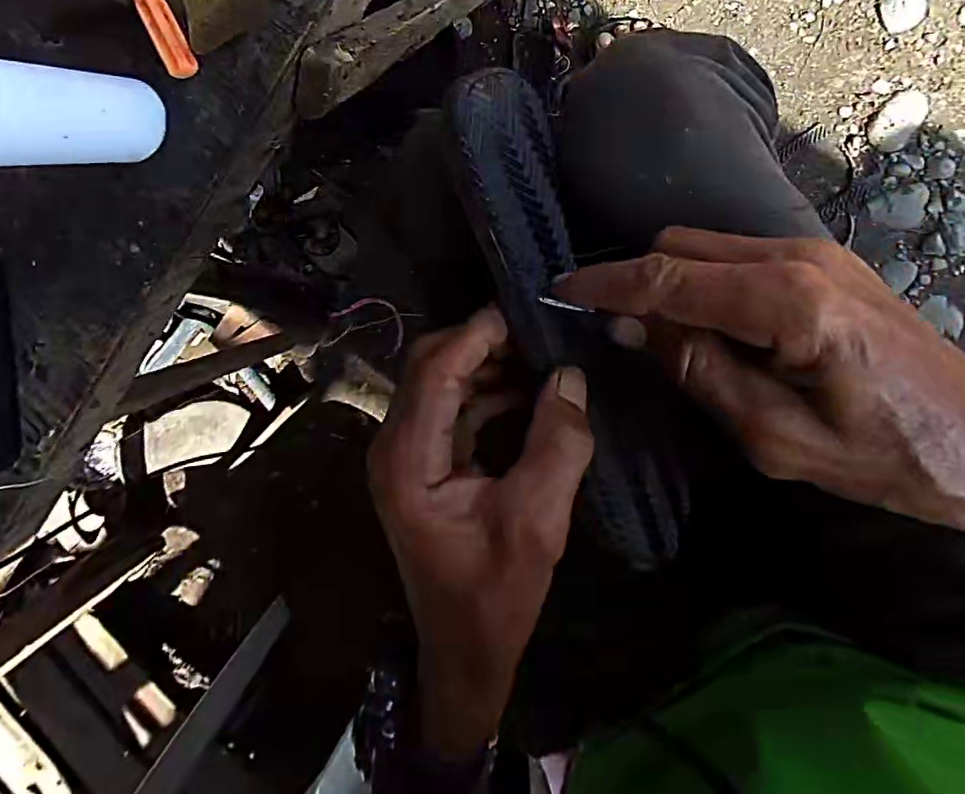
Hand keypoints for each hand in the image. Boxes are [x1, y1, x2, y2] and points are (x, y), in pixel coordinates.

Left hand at [367, 307, 593, 758]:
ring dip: (486, 364)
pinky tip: (526, 391)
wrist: (464, 654)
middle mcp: (394, 445)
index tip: (527, 310)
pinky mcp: (423, 463)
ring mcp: (405, 453)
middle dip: (482, 342)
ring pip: (440, 382)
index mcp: (408, 457)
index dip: (480, 333)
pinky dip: (485, 392)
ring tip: (539, 354)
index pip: (437, 369)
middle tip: (538, 330)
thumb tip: (570, 377)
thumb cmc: (494, 596)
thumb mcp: (536, 523)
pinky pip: (451, 408)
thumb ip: (556, 446)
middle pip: (430, 366)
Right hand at [555, 228, 964, 557]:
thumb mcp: (779, 440)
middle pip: (679, 248)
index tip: (561, 290)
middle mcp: (796, 256)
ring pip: (704, 246)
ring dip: (673, 284)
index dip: (606, 284)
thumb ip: (699, 372)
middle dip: (640, 285)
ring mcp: (814, 251)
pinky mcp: (823, 260)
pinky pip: (735, 256)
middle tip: (629, 341)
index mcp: (788, 302)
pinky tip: (717, 330)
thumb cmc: (894, 459)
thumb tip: (635, 327)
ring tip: (676, 345)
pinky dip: (705, 283)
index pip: (668, 278)